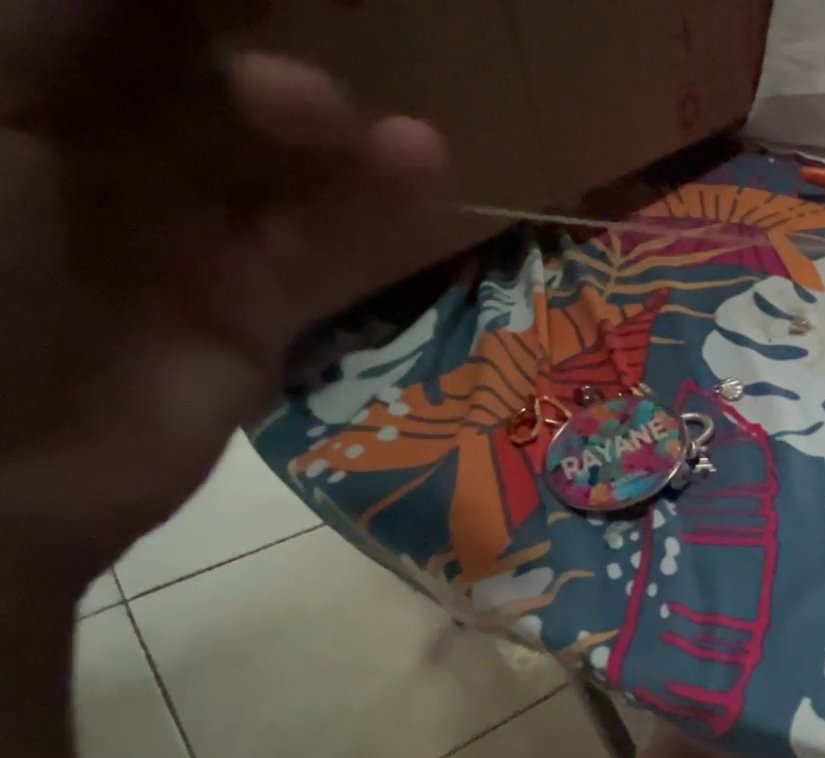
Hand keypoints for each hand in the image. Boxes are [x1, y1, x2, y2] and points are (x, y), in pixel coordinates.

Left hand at [0, 2, 444, 598]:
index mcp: (1, 75)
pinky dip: (376, 202)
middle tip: (358, 8)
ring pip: (273, 147)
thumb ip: (71, 21)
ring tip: (344, 119)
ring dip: (323, 118)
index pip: (113, 6)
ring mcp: (174, 224)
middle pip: (194, 53)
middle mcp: (80, 135)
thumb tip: (199, 3)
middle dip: (270, 25)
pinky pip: (325, 238)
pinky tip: (422, 162)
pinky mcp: (252, 299)